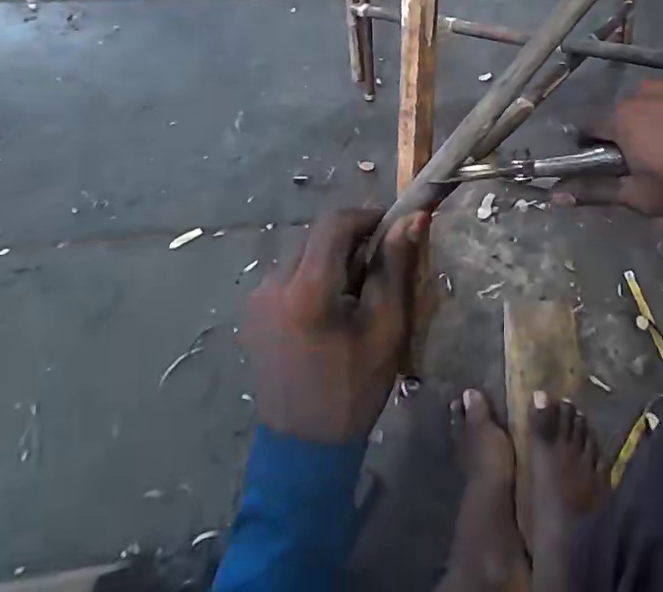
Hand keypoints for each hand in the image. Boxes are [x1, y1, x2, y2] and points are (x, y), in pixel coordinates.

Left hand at [242, 207, 429, 443]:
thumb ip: (394, 267)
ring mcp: (256, 297)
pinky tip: (326, 308)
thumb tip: (411, 219)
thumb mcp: (384, 328)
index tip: (390, 228)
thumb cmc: (353, 389)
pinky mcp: (251, 310)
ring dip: (328, 259)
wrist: (304, 445)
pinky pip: (284, 275)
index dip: (364, 216)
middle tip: (376, 265)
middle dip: (348, 240)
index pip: (333, 224)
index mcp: (307, 289)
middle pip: (314, 236)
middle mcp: (273, 283)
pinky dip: (308, 277)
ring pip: (299, 253)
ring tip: (352, 291)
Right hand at [552, 73, 662, 217]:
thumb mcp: (646, 196)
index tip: (613, 169)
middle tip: (655, 165)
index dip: (593, 150)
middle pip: (621, 115)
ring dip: (659, 123)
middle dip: (629, 137)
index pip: (585, 128)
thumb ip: (597, 192)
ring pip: (653, 104)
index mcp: (619, 118)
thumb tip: (555, 195)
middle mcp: (640, 91)